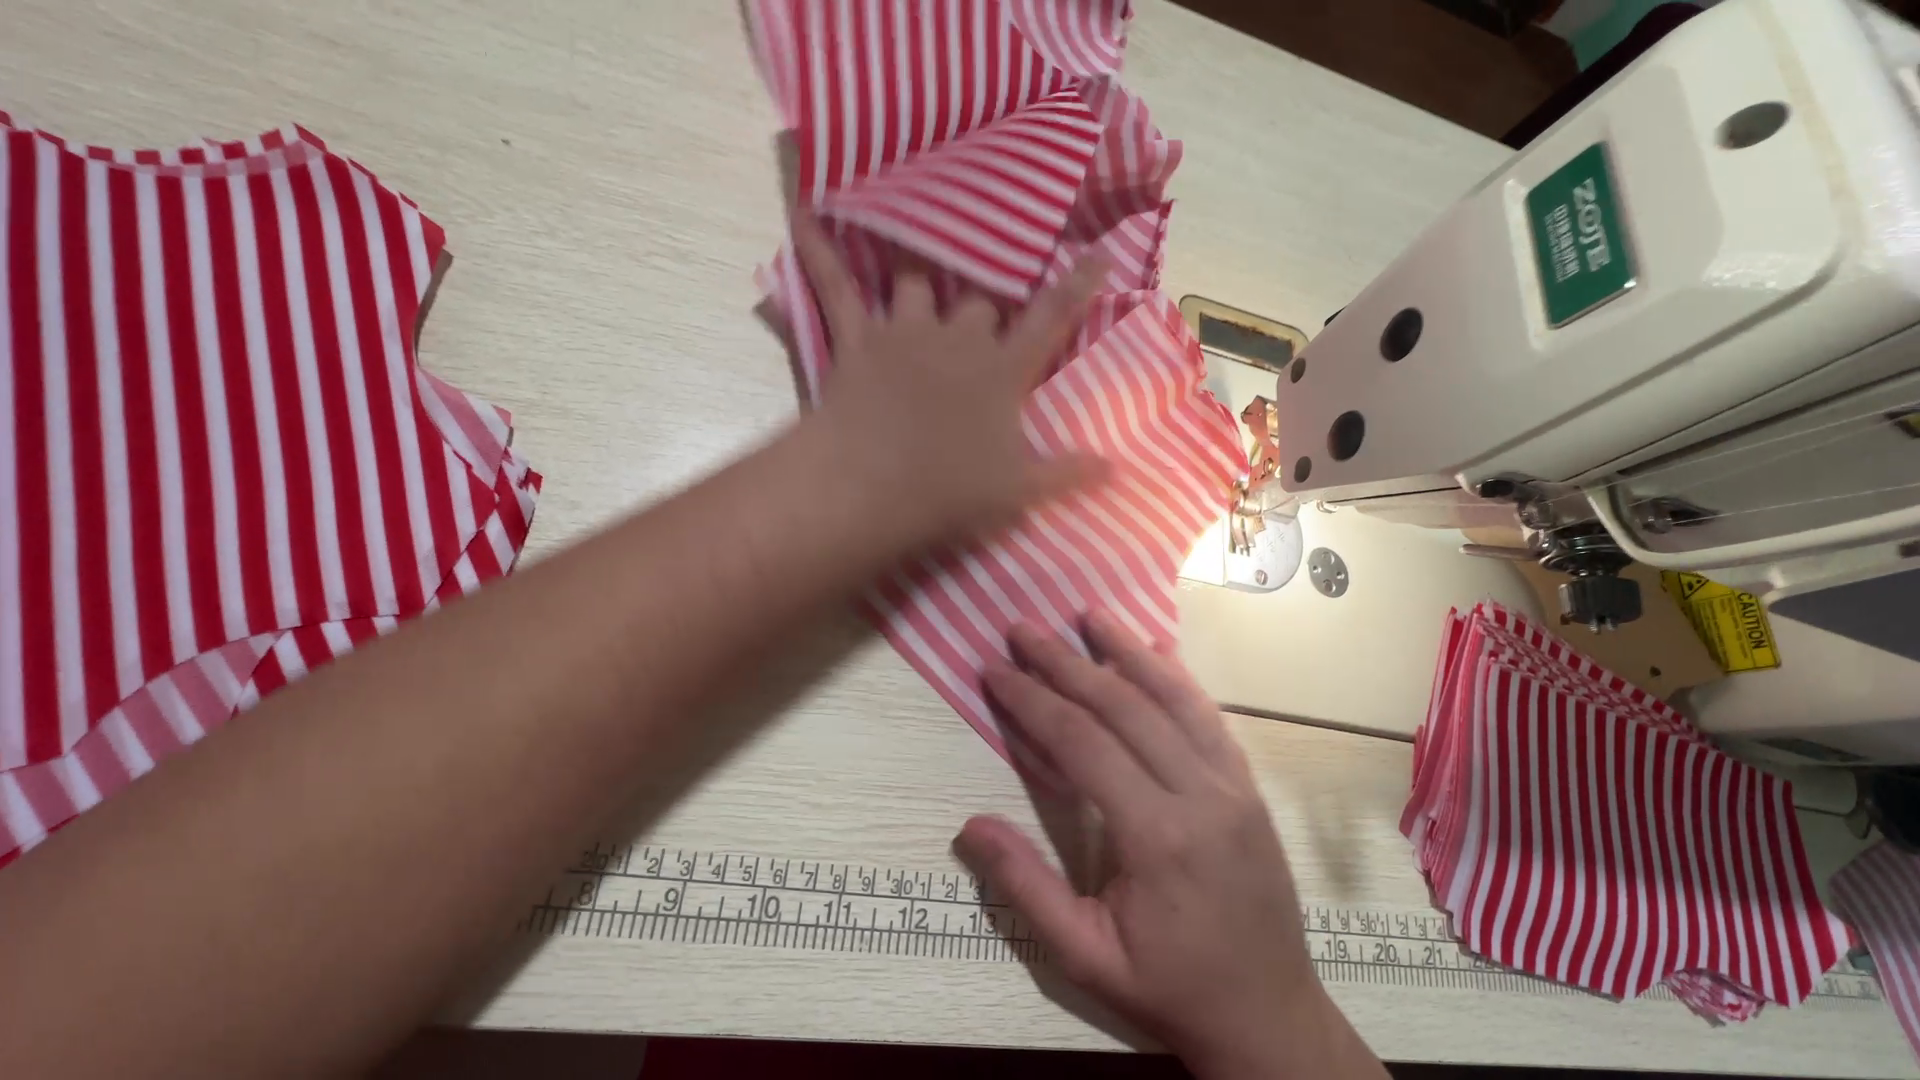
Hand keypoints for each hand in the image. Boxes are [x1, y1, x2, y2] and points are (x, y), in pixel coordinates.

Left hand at [790, 210, 1108, 546]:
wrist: (871, 486)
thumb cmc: (949, 489)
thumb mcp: (1018, 489)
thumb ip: (1067, 472)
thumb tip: (1116, 467)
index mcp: (1002, 370)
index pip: (1051, 318)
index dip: (1076, 286)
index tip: (1097, 253)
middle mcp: (958, 339)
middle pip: (980, 300)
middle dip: (986, 302)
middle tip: (984, 310)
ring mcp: (905, 332)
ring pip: (918, 282)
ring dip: (922, 271)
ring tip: (921, 257)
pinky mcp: (857, 339)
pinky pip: (836, 287)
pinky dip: (817, 252)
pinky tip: (800, 215)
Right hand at [953, 612, 1386, 1079]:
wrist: (1268, 1015)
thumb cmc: (1169, 988)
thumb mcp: (1085, 956)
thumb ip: (1027, 888)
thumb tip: (969, 825)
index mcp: (1157, 836)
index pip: (1082, 743)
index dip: (1032, 700)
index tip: (995, 668)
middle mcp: (1201, 795)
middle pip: (1124, 707)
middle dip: (1066, 663)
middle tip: (1022, 628)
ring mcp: (1232, 787)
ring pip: (1174, 700)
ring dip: (1127, 651)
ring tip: (1089, 613)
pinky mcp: (1248, 789)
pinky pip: (1210, 719)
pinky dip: (1179, 679)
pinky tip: (1156, 650)